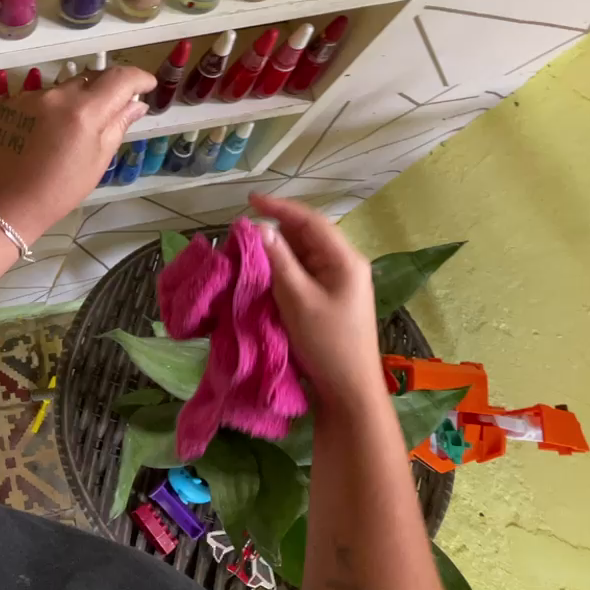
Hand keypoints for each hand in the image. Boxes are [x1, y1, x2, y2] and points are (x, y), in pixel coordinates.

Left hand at [0, 66, 154, 237]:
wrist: (6, 204)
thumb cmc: (58, 190)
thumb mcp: (97, 161)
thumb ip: (117, 125)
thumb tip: (136, 103)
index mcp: (84, 111)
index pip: (120, 78)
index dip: (138, 77)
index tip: (146, 84)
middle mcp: (56, 95)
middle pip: (89, 79)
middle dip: (103, 91)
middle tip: (107, 112)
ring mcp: (27, 97)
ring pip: (61, 89)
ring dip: (72, 101)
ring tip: (67, 132)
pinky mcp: (7, 104)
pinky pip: (36, 98)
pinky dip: (46, 109)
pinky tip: (42, 135)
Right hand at [250, 193, 385, 409]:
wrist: (347, 389)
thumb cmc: (326, 343)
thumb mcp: (297, 299)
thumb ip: (278, 261)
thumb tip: (259, 229)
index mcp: (345, 260)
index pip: (311, 221)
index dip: (280, 207)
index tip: (250, 200)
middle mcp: (344, 265)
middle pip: (307, 235)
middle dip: (275, 229)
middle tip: (241, 231)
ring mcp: (338, 282)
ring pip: (303, 253)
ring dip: (277, 249)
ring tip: (247, 248)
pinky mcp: (329, 297)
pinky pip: (302, 271)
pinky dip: (282, 267)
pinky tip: (262, 271)